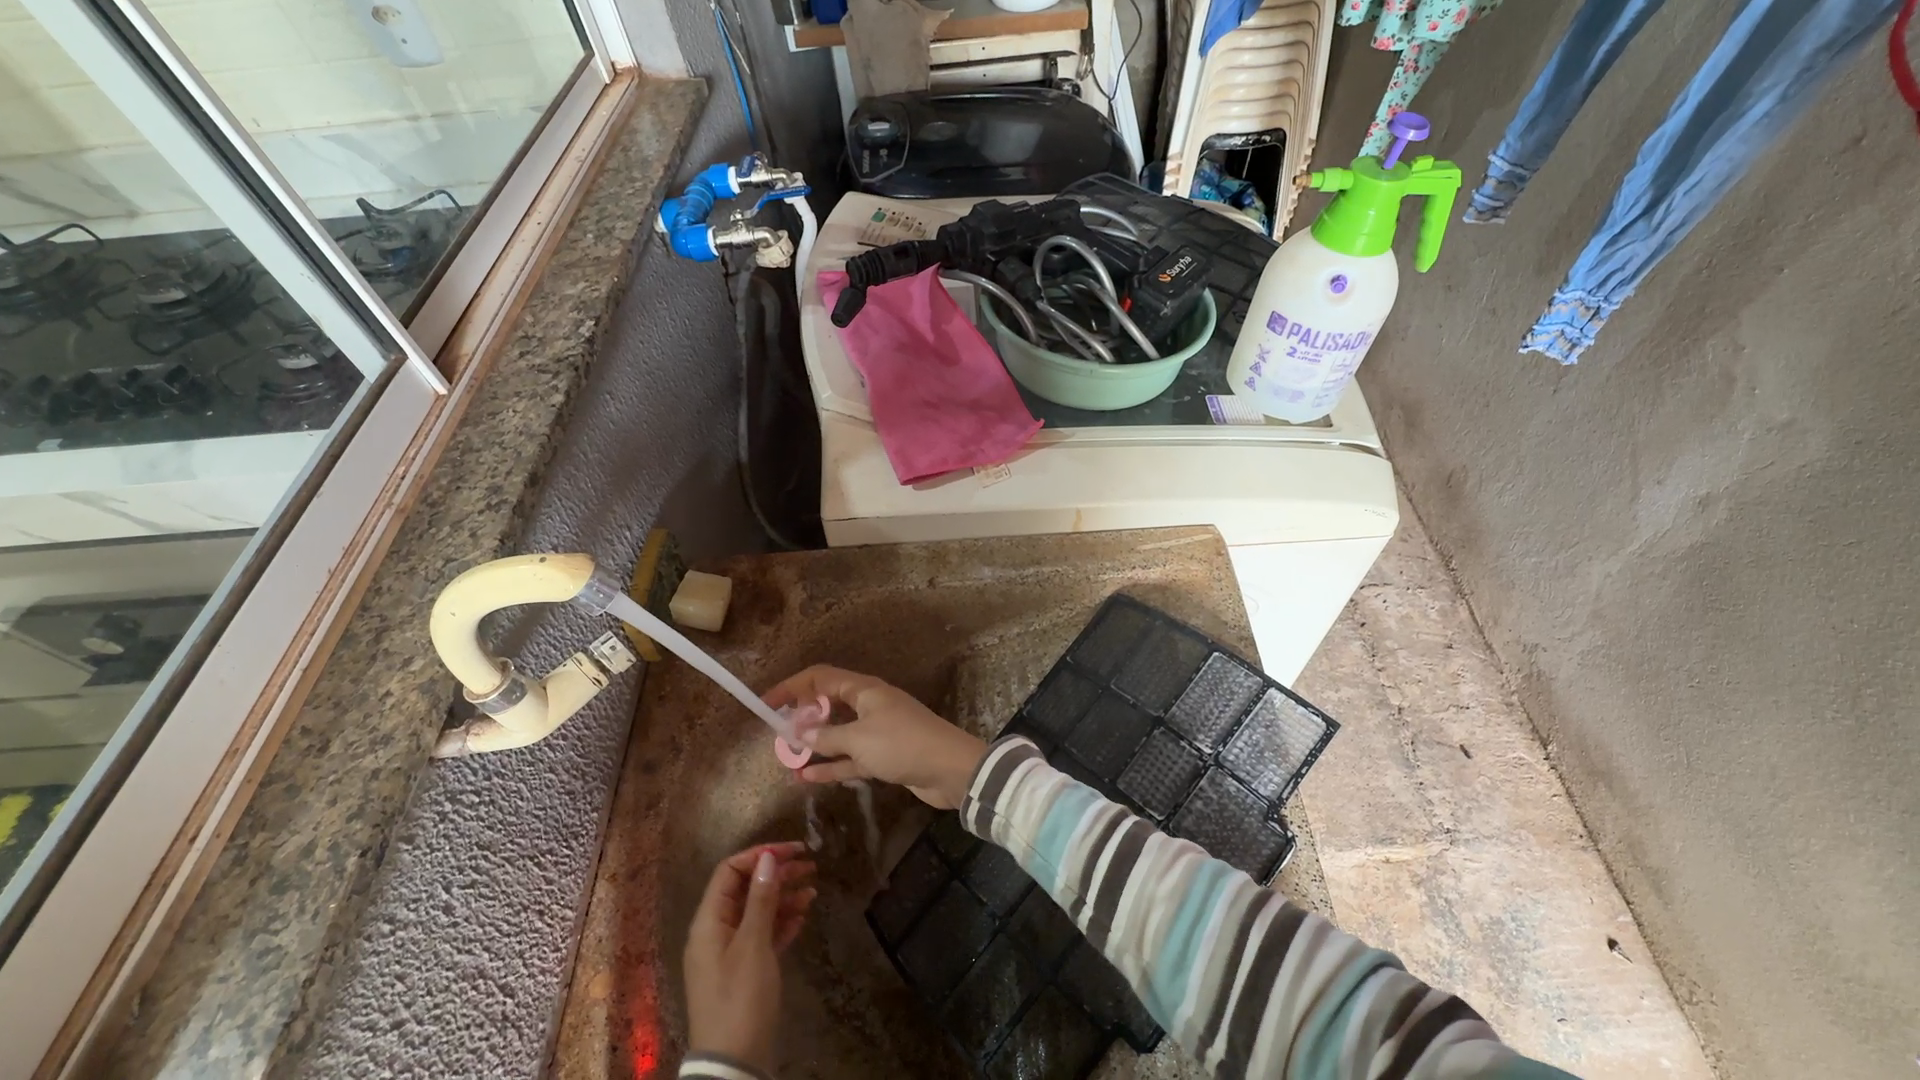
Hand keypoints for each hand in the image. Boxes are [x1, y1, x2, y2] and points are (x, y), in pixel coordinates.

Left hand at [683, 843, 816, 1071]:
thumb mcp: (753, 945)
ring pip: (756, 912)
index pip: (730, 872)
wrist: (734, 1063)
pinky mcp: (744, 971)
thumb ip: (761, 900)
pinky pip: (762, 935)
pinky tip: (803, 917)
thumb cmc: (741, 998)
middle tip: (811, 867)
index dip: (760, 856)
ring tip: (813, 892)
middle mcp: (715, 932)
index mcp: (708, 921)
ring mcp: (729, 953)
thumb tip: (767, 858)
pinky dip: (781, 923)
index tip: (794, 851)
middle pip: (745, 890)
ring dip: (783, 898)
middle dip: (776, 875)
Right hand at [763, 666, 987, 808]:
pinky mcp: (884, 757)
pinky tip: (806, 777)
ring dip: (814, 744)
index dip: (792, 687)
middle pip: (829, 704)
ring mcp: (877, 732)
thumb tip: (799, 733)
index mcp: (865, 690)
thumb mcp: (860, 739)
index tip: (766, 703)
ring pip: (838, 734)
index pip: (821, 678)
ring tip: (785, 756)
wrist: (951, 770)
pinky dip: (831, 765)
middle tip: (775, 731)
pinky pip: (850, 758)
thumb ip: (827, 737)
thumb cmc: (903, 744)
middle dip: (802, 715)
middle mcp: (869, 706)